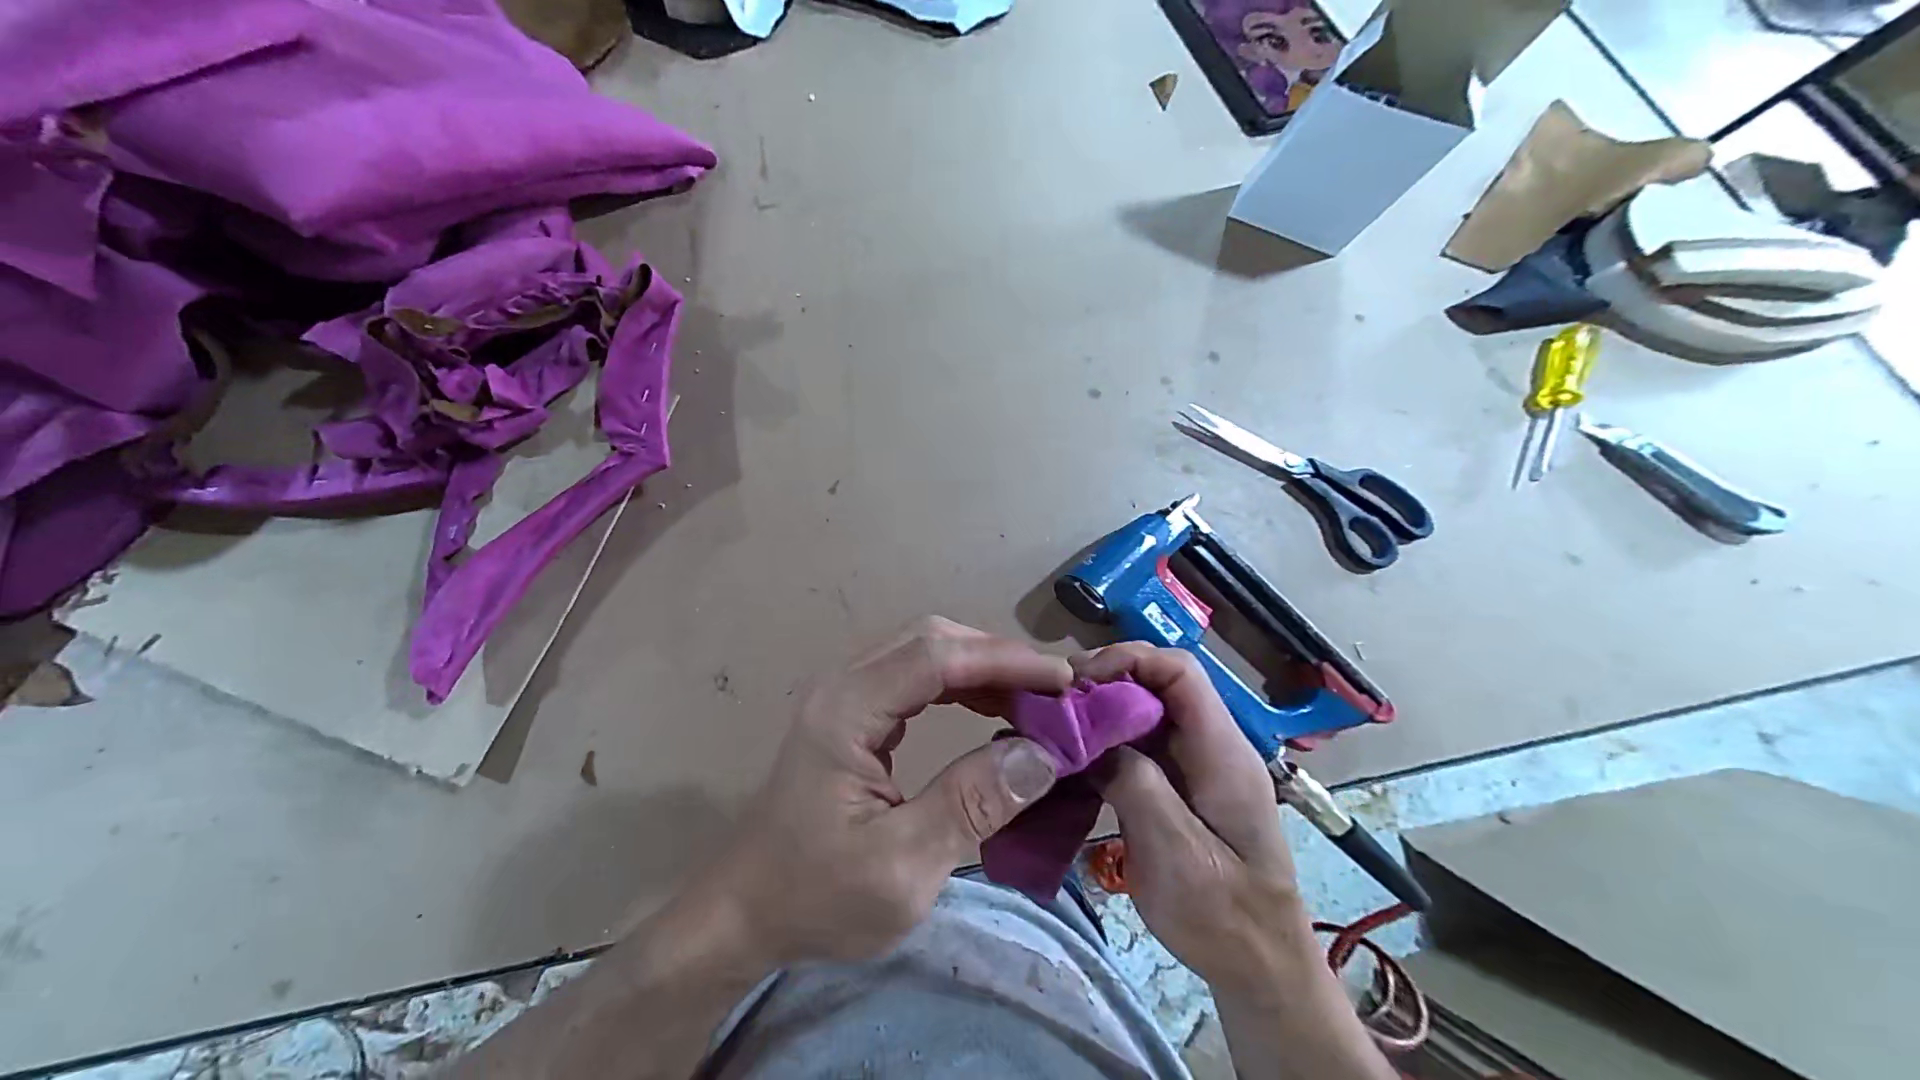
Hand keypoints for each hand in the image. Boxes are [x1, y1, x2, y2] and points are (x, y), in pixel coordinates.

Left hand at [687, 617, 1070, 966]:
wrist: (746, 912)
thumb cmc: (816, 897)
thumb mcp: (901, 867)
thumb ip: (971, 804)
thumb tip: (1043, 755)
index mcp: (845, 712)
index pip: (935, 657)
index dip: (1004, 660)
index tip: (1063, 681)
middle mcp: (843, 687)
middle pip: (931, 640)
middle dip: (999, 657)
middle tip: (1056, 691)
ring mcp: (845, 697)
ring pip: (925, 653)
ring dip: (983, 668)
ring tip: (1036, 700)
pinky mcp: (853, 715)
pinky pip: (917, 679)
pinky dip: (963, 686)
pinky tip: (994, 712)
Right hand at [1073, 643, 1307, 989]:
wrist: (1258, 966)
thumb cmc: (1224, 916)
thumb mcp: (1177, 855)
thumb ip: (1136, 786)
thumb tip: (1093, 738)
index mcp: (1222, 753)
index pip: (1181, 672)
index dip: (1129, 661)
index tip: (1078, 682)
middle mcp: (1209, 745)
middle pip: (1158, 683)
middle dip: (1104, 683)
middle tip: (1054, 707)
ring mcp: (1193, 762)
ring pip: (1143, 710)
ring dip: (1099, 711)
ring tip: (1055, 730)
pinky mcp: (1176, 782)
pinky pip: (1137, 741)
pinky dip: (1102, 740)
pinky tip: (1072, 759)